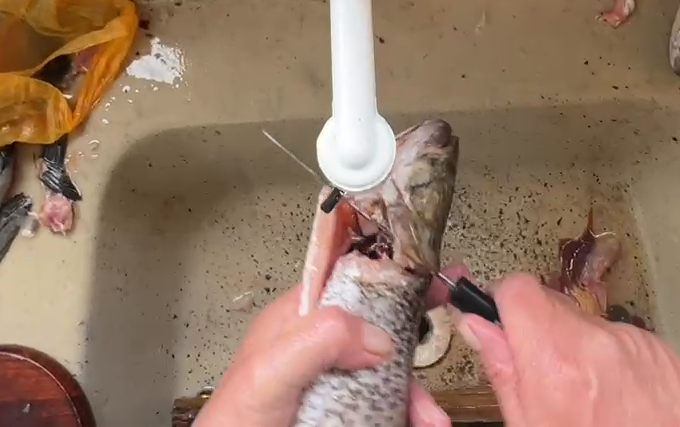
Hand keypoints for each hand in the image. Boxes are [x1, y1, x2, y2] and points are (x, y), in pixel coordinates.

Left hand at [195, 288, 448, 426]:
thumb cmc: (232, 422)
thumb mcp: (270, 370)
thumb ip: (317, 338)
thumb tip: (374, 332)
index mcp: (300, 317)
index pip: (350, 276)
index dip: (388, 268)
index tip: (425, 267)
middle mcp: (319, 345)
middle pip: (379, 324)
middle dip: (415, 332)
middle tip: (447, 319)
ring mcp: (332, 382)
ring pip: (387, 372)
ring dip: (417, 392)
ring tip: (431, 416)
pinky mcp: (343, 414)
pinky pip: (385, 407)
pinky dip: (409, 415)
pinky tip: (420, 423)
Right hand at [457, 274, 679, 426]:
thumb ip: (503, 371)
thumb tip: (477, 324)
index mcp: (555, 362)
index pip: (518, 288)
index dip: (504, 302)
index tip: (504, 321)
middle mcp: (596, 342)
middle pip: (553, 306)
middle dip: (544, 333)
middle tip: (548, 379)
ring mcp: (633, 343)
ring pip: (589, 325)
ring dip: (583, 350)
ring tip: (593, 401)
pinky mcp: (661, 351)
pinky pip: (623, 341)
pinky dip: (616, 363)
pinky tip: (621, 402)